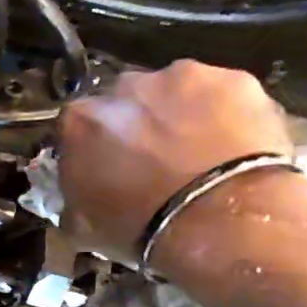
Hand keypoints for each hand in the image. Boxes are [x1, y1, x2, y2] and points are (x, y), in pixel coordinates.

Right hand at [58, 60, 293, 261]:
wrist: (221, 222)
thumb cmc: (141, 229)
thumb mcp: (83, 225)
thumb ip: (72, 198)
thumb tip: (75, 199)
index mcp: (80, 121)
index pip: (77, 125)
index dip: (93, 145)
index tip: (106, 167)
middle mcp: (124, 86)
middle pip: (125, 99)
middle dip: (136, 123)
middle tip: (154, 161)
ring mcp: (181, 77)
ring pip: (175, 91)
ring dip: (180, 114)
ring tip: (200, 154)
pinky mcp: (234, 79)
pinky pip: (222, 95)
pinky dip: (224, 114)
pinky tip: (232, 147)